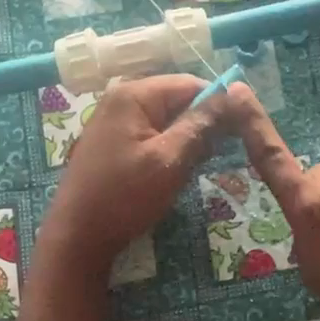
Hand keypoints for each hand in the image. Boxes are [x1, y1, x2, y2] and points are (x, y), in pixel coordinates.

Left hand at [42, 74, 226, 269]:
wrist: (78, 236)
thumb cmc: (125, 196)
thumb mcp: (170, 160)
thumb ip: (200, 125)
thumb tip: (232, 96)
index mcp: (133, 95)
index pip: (189, 84)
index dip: (218, 103)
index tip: (241, 129)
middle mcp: (120, 100)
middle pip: (177, 100)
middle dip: (201, 124)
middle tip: (218, 155)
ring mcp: (113, 122)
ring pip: (166, 121)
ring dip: (186, 141)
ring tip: (197, 167)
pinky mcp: (112, 144)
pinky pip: (151, 136)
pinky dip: (168, 150)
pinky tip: (175, 173)